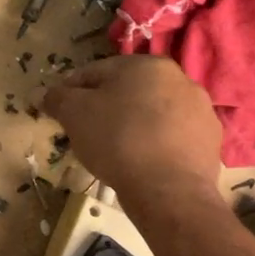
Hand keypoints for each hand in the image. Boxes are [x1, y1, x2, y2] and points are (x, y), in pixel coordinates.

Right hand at [41, 55, 223, 208]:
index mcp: (146, 64)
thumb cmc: (116, 139)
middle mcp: (180, 79)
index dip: (71, 92)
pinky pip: (171, 135)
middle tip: (85, 131)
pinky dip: (154, 143)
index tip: (61, 112)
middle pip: (127, 91)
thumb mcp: (72, 113)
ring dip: (131, 124)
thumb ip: (55, 97)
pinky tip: (139, 161)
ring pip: (151, 113)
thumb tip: (42, 94)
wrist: (169, 191)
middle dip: (105, 107)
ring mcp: (201, 111)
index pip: (95, 72)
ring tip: (113, 150)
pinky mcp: (211, 141)